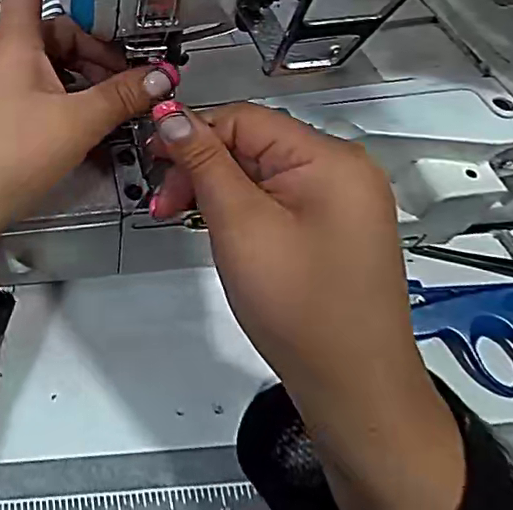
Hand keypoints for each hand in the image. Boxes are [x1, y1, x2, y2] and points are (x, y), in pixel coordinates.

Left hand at [0, 0, 175, 282]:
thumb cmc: (15, 152)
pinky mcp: (3, 108)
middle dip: (94, 47)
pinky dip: (69, 93)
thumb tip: (162, 76)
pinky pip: (43, 85)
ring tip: (115, 103)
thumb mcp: (77, 122)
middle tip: (128, 75)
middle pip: (55, 30)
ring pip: (52, 61)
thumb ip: (121, 96)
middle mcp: (4, 56)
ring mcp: (1, 83)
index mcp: (15, 43)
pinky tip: (92, 119)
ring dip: (86, 74)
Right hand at [151, 103, 464, 509]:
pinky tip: (220, 227)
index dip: (194, 133)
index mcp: (330, 159)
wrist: (355, 394)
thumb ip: (204, 163)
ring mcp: (342, 199)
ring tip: (186, 215)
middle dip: (202, 166)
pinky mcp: (333, 224)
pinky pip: (276, 195)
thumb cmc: (307, 316)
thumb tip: (174, 118)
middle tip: (167, 197)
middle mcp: (344, 170)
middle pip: (252, 142)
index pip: (244, 119)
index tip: (157, 154)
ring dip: (217, 188)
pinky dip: (242, 206)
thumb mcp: (240, 226)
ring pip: (260, 170)